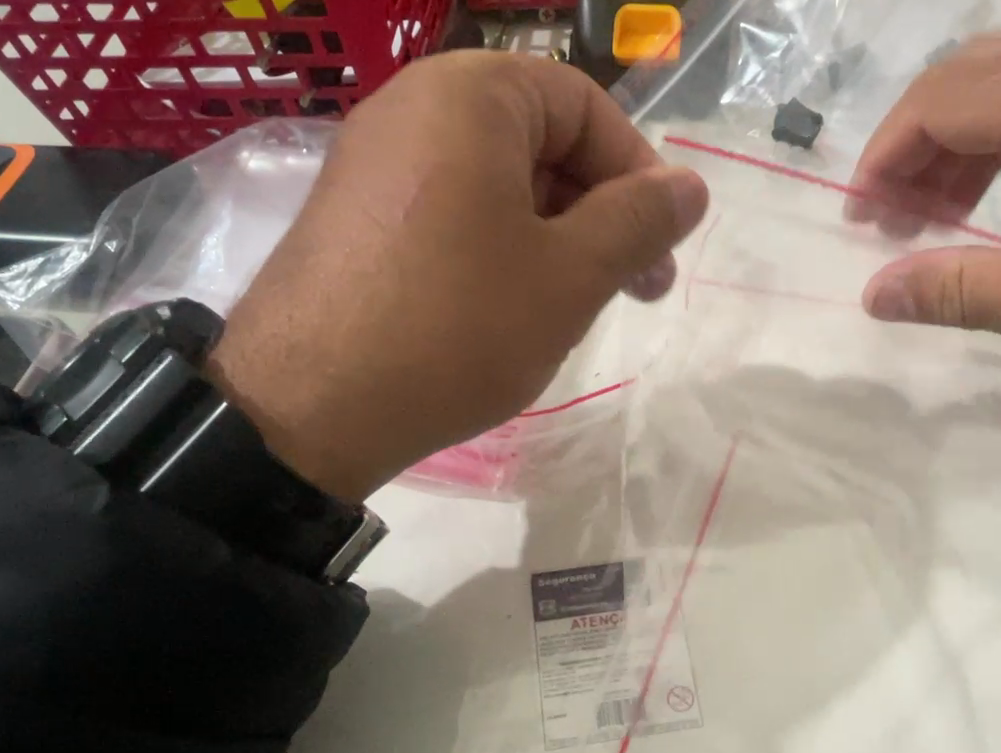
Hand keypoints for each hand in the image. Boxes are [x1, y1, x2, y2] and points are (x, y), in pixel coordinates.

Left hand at [209, 52, 708, 499]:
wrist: (309, 408)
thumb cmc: (457, 329)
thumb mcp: (568, 278)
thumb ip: (638, 223)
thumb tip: (691, 187)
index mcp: (471, 96)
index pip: (586, 106)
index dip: (638, 174)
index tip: (661, 249)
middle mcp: (413, 108)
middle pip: (539, 142)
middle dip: (597, 215)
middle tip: (632, 291)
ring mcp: (374, 165)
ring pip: (496, 187)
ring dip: (551, 242)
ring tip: (569, 312)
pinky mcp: (355, 220)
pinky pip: (449, 217)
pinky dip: (495, 256)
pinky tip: (504, 317)